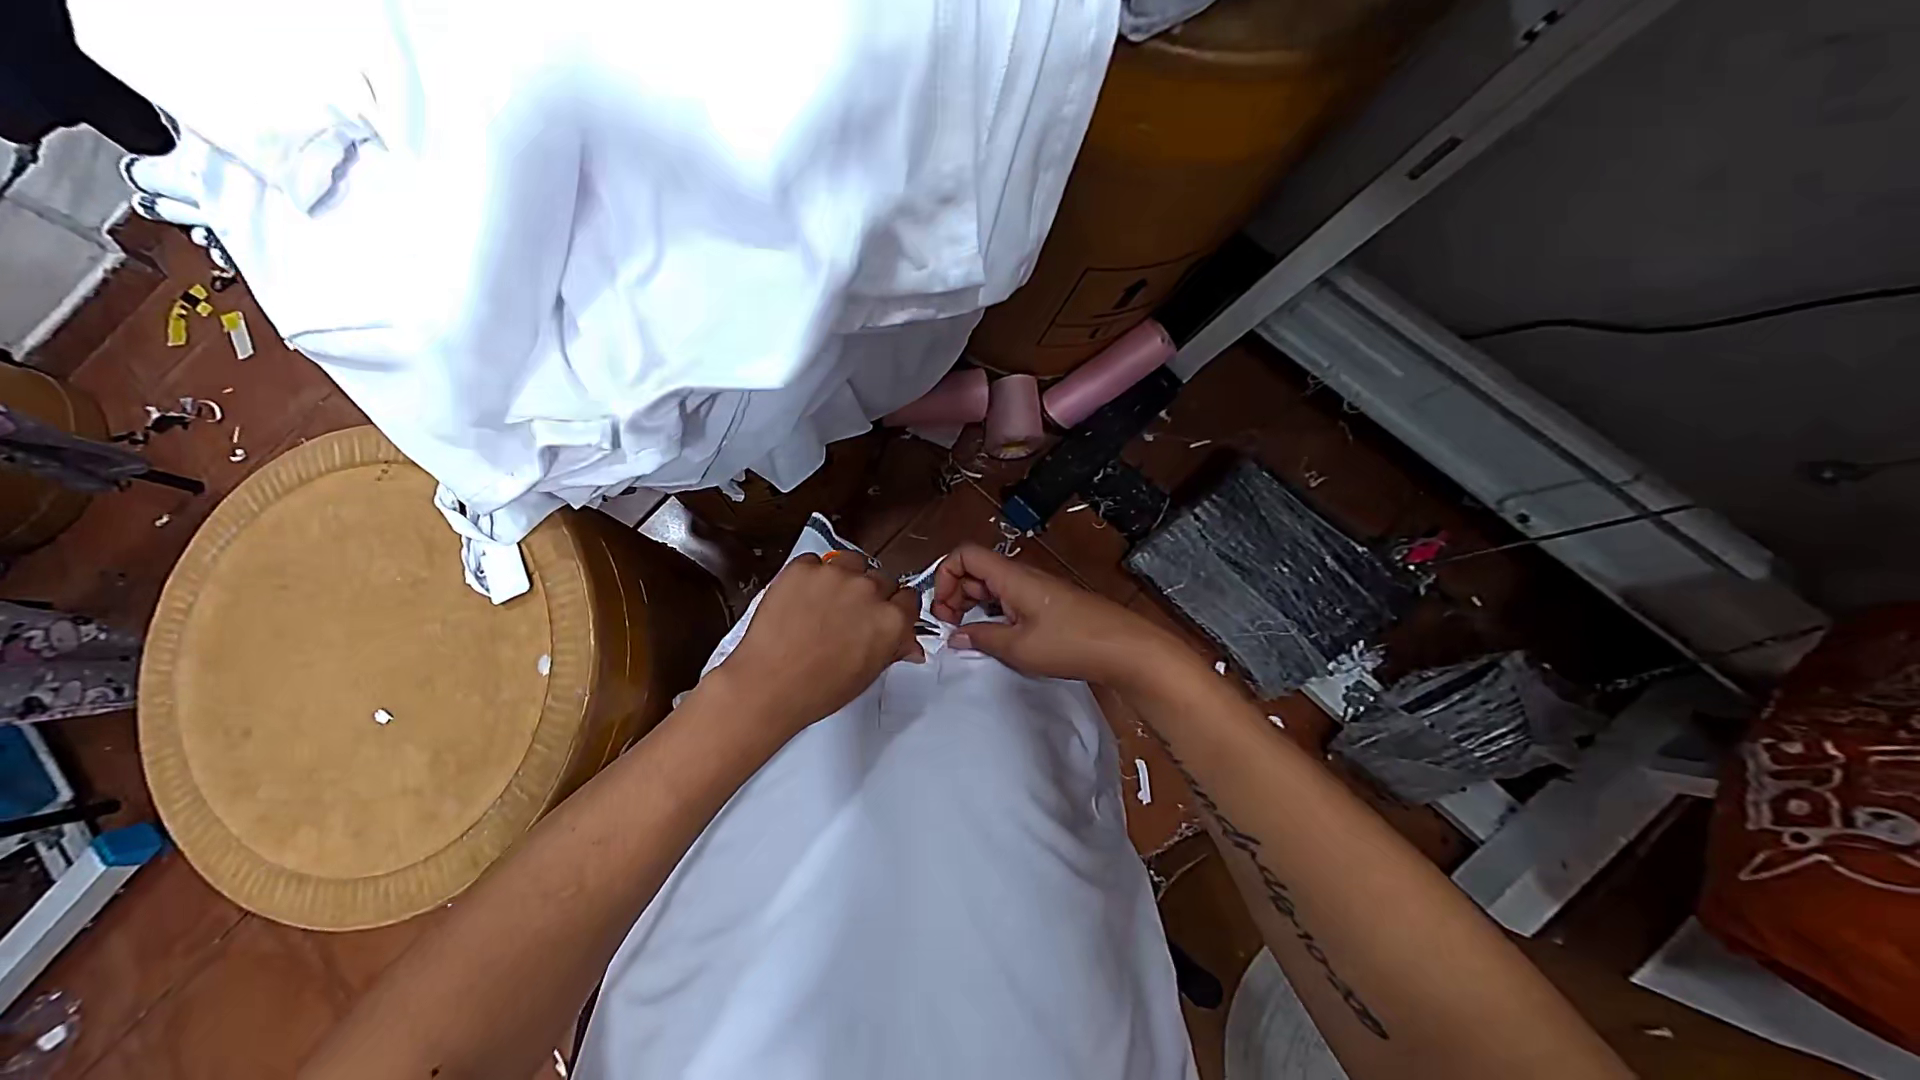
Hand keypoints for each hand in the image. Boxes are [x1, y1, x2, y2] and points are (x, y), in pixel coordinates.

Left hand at [712, 552, 923, 736]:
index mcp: (891, 620)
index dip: (896, 607)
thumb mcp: (866, 674)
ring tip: (825, 602)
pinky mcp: (803, 568)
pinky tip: (802, 598)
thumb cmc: (814, 688)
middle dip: (869, 594)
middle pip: (881, 579)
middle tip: (850, 613)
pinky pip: (815, 561)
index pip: (908, 598)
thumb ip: (892, 648)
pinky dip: (811, 575)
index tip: (886, 611)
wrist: (768, 685)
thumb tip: (905, 642)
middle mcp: (868, 592)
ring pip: (852, 563)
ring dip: (845, 577)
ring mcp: (835, 576)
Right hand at [931, 543, 1186, 687]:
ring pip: (992, 587)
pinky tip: (999, 639)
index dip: (944, 577)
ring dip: (975, 607)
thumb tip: (957, 636)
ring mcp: (1036, 589)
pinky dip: (995, 615)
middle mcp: (1022, 576)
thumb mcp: (1018, 647)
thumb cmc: (1074, 642)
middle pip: (975, 570)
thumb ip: (981, 638)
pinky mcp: (1048, 604)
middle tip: (952, 627)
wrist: (1125, 648)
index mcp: (1011, 576)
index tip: (942, 609)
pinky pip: (1010, 600)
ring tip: (973, 636)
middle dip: (955, 595)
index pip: (964, 555)